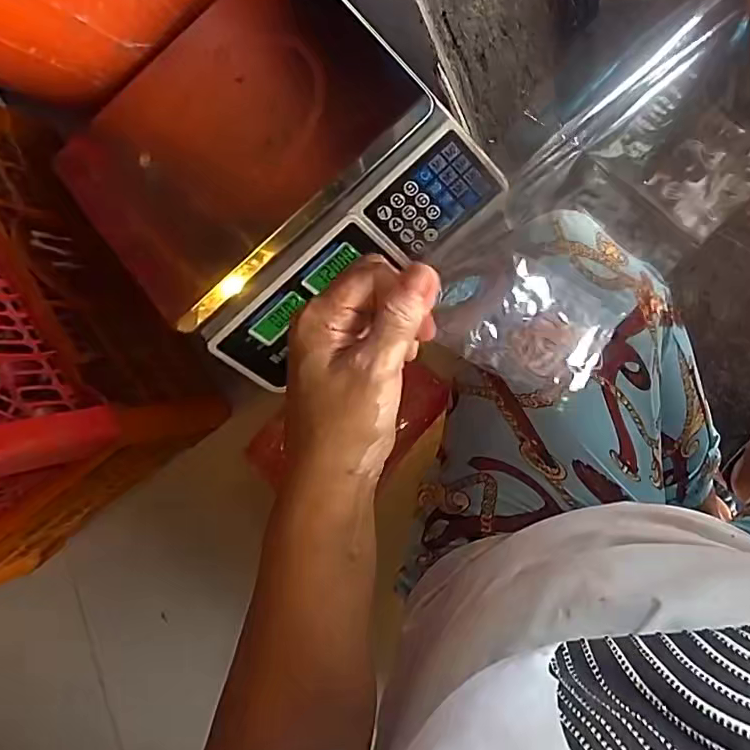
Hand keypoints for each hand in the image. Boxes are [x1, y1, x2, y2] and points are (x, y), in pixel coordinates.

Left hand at [286, 257, 439, 485]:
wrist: (332, 479)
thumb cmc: (351, 424)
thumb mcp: (379, 366)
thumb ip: (401, 316)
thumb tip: (426, 270)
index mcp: (320, 316)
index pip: (370, 273)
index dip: (404, 285)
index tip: (429, 315)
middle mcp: (321, 321)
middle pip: (371, 286)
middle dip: (404, 302)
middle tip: (424, 335)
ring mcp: (331, 342)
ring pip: (376, 307)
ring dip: (402, 321)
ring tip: (411, 353)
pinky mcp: (343, 360)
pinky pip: (374, 330)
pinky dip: (394, 338)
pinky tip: (402, 360)